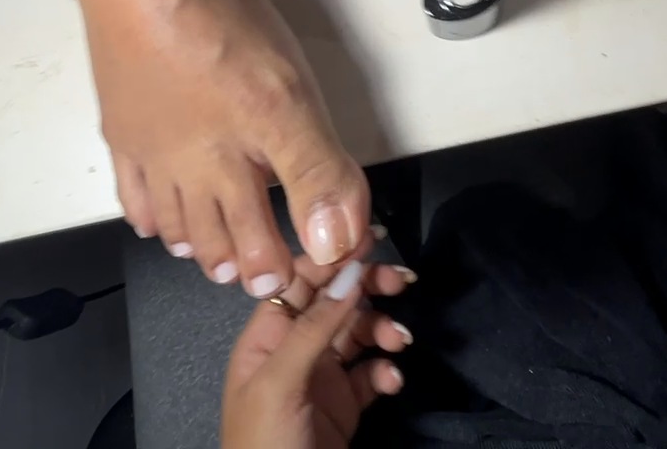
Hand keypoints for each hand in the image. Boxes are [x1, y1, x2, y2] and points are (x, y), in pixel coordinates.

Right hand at [53, 0, 372, 297]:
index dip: (277, 263)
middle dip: (237, 256)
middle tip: (256, 275)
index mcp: (221, 168)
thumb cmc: (218, 32)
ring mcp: (143, 134)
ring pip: (167, 208)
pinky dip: (143, 202)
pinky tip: (147, 205)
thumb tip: (333, 245)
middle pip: (208, 229)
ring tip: (204, 252)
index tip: (295, 279)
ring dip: (191, 236)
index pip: (253, 238)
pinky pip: (129, 174)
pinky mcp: (122, 100)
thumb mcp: (287, 100)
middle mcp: (176, 163)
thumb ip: (313, 171)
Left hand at [222, 258, 415, 448]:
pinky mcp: (346, 404)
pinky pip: (373, 371)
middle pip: (338, 299)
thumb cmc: (263, 448)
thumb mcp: (280, 383)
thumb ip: (315, 325)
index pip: (302, 279)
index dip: (336, 256)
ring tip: (401, 342)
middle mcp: (296, 347)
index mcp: (268, 335)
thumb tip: (350, 269)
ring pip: (360, 331)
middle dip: (370, 287)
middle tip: (403, 282)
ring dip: (384, 329)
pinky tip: (393, 380)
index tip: (374, 238)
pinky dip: (387, 369)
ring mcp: (322, 375)